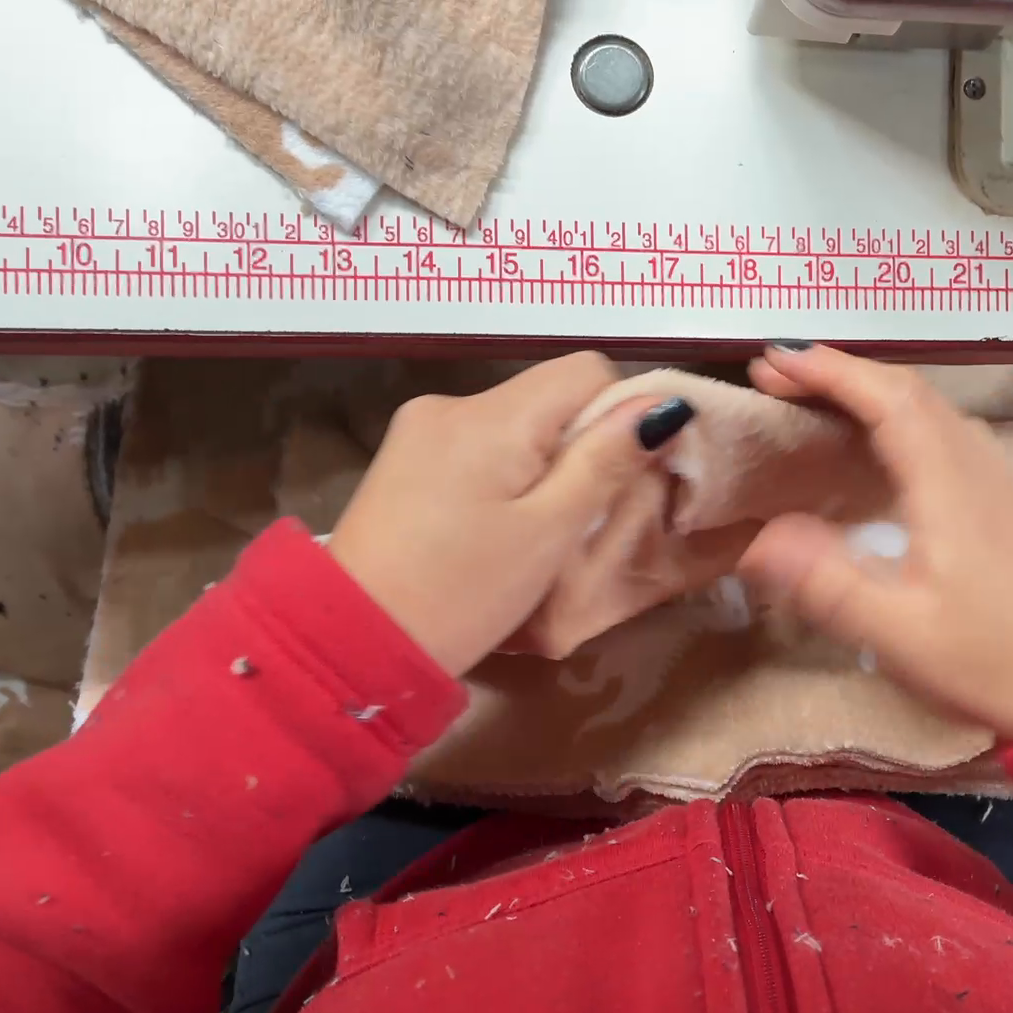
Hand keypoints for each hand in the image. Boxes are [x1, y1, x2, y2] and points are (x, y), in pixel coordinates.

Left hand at [326, 352, 693, 676]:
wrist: (352, 641)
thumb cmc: (465, 593)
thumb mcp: (550, 532)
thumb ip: (604, 461)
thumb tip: (661, 405)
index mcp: (491, 417)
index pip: (587, 371)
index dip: (621, 414)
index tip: (623, 473)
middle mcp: (452, 403)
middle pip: (549, 396)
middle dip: (582, 443)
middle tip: (582, 513)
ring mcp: (420, 427)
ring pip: (517, 422)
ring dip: (545, 460)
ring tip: (538, 526)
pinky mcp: (405, 455)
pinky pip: (481, 443)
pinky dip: (507, 471)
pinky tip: (496, 521)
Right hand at [736, 344, 1012, 740]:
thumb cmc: (993, 662)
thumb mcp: (900, 634)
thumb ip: (829, 585)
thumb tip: (755, 539)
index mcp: (949, 486)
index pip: (888, 401)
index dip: (830, 373)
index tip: (774, 363)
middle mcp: (976, 466)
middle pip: (909, 390)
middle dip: (841, 373)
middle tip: (779, 376)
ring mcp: (995, 478)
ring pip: (930, 407)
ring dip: (871, 389)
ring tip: (817, 397)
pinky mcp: (1001, 498)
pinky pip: (943, 431)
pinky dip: (898, 415)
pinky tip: (879, 444)